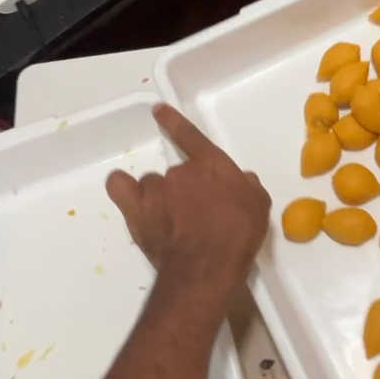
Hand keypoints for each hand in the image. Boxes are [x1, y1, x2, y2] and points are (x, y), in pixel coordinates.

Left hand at [106, 104, 270, 288]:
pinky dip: (123, 189)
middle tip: (198, 212)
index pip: (189, 135)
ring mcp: (155, 191)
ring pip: (153, 184)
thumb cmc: (238, 234)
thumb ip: (247, 186)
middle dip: (186, 188)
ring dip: (160, 195)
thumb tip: (242, 180)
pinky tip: (127, 193)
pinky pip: (120, 189)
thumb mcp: (259, 206)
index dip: (173, 121)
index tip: (158, 111)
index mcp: (211, 164)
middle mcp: (180, 172)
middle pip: (177, 171)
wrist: (207, 267)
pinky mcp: (136, 213)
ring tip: (172, 219)